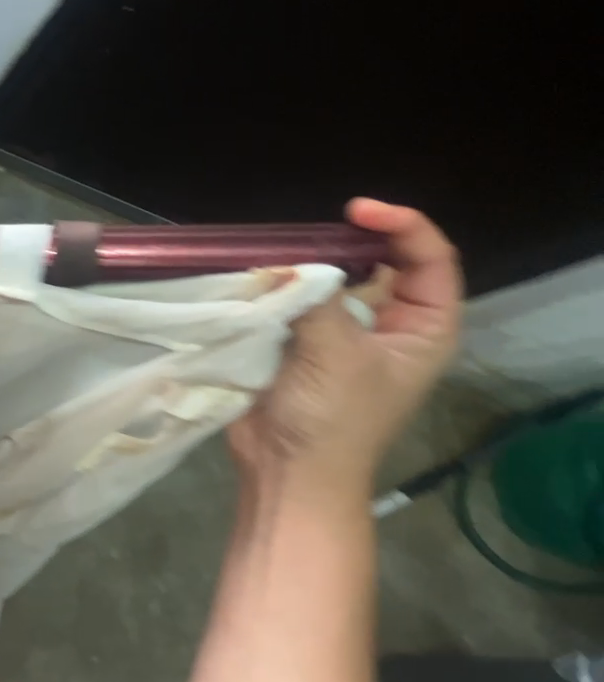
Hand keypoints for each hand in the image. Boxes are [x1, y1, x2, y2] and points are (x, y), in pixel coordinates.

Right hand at [227, 199, 462, 493]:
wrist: (287, 469)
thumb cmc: (331, 418)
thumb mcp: (336, 355)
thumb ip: (319, 303)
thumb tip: (293, 268)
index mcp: (422, 328)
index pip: (429, 261)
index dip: (401, 228)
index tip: (356, 212)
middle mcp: (385, 328)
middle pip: (376, 269)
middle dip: (344, 249)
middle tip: (305, 237)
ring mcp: (337, 341)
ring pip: (327, 291)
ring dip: (302, 276)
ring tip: (272, 261)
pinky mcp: (294, 353)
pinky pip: (289, 314)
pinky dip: (273, 300)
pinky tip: (253, 290)